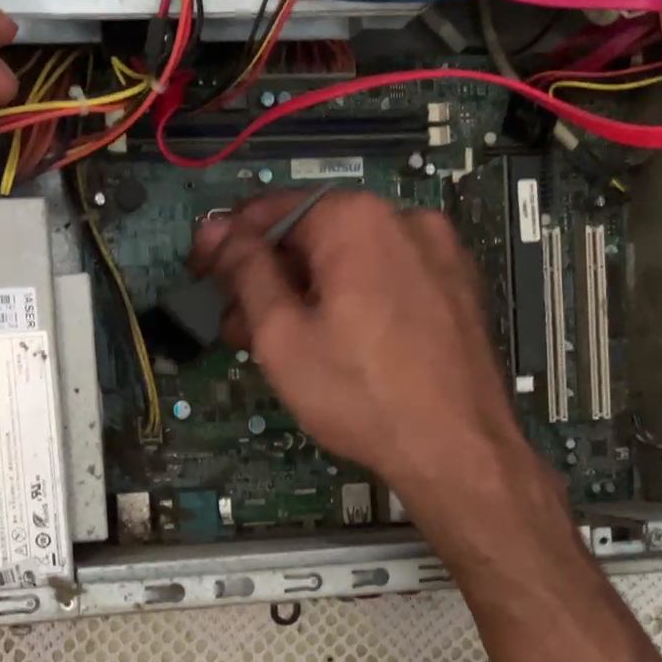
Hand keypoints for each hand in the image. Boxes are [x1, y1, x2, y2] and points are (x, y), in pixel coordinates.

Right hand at [192, 190, 541, 514]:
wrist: (459, 451)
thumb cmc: (362, 397)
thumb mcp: (283, 338)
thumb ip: (246, 274)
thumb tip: (221, 234)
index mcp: (358, 220)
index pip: (272, 211)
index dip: (228, 242)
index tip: (203, 272)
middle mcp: (406, 221)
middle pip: (316, 235)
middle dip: (270, 275)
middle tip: (238, 322)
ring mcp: (441, 255)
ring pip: (354, 261)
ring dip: (310, 292)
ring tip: (283, 342)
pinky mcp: (458, 290)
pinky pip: (390, 281)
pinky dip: (355, 301)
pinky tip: (337, 344)